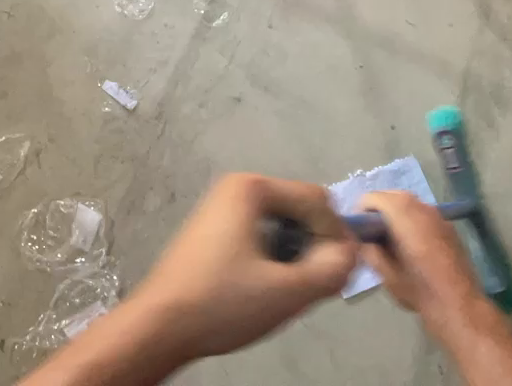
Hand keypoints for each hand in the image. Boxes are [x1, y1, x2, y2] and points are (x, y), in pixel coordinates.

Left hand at [126, 173, 357, 360]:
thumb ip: (331, 269)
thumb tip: (351, 252)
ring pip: (280, 224)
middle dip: (313, 243)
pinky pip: (259, 234)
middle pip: (297, 208)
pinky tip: (265, 288)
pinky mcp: (213, 230)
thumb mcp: (287, 291)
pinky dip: (273, 256)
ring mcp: (221, 207)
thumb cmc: (222, 301)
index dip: (337, 233)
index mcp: (252, 188)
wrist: (160, 325)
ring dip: (294, 253)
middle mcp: (236, 187)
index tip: (343, 271)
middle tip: (316, 284)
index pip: (316, 198)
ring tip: (290, 289)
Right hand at [358, 191, 489, 336]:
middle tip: (372, 232)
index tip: (358, 230)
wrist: (460, 306)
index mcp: (403, 214)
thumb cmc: (419, 290)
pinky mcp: (449, 226)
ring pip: (409, 202)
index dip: (361, 210)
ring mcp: (438, 214)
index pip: (373, 198)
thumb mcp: (386, 275)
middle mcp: (421, 207)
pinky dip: (412, 218)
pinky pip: (423, 213)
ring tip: (391, 236)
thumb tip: (363, 239)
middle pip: (392, 195)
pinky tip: (412, 241)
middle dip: (379, 208)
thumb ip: (370, 251)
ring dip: (396, 211)